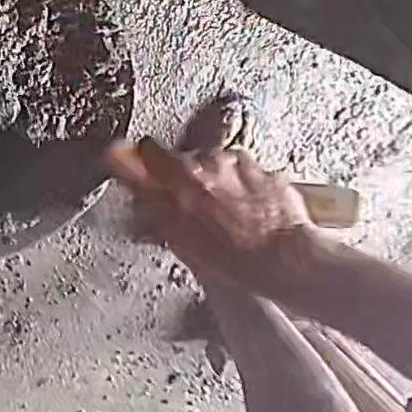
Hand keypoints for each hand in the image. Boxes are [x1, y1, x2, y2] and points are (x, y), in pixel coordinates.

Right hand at [102, 137, 318, 290]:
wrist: (287, 261)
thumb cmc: (233, 257)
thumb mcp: (176, 235)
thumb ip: (147, 200)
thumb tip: (124, 176)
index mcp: (181, 176)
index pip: (147, 150)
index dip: (143, 164)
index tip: (142, 174)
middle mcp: (209, 162)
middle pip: (182, 160)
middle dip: (182, 180)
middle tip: (188, 210)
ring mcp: (240, 164)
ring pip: (213, 166)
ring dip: (212, 184)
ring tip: (221, 217)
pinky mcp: (265, 170)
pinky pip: (242, 174)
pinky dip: (239, 189)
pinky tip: (244, 215)